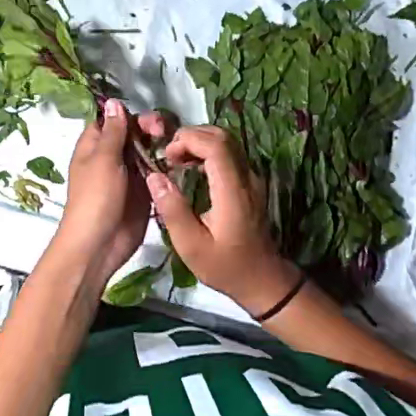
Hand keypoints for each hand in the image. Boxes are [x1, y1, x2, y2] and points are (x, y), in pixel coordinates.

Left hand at [45, 100, 173, 282]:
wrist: (100, 244)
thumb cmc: (96, 198)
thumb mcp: (103, 160)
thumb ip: (113, 132)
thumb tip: (113, 101)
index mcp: (94, 145)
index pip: (113, 120)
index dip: (130, 115)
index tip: (150, 119)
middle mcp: (111, 156)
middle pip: (133, 133)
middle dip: (151, 128)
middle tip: (165, 132)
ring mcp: (128, 174)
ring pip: (147, 151)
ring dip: (162, 146)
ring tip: (178, 146)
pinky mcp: (143, 191)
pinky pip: (156, 172)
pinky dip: (167, 166)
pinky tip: (182, 162)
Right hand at [145, 125, 301, 316]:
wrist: (262, 279)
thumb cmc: (225, 266)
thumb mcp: (191, 245)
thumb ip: (172, 209)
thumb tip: (154, 176)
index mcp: (233, 192)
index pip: (216, 146)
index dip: (189, 140)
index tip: (167, 154)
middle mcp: (246, 178)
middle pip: (222, 137)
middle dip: (191, 136)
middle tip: (169, 155)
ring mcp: (251, 179)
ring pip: (227, 142)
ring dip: (199, 143)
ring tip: (176, 160)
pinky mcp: (249, 183)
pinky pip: (228, 154)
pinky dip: (207, 152)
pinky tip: (190, 169)